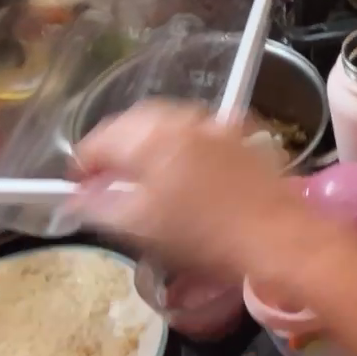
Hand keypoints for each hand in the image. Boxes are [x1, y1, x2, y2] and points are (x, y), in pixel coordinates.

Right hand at [69, 101, 320, 275]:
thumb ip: (100, 205)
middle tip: (110, 180)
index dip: (83, 165)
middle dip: (118, 148)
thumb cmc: (207, 236)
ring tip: (147, 176)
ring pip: (171, 124)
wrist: (279, 236)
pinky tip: (189, 169)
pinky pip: (205, 131)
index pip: (98, 140)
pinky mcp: (245, 135)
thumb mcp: (140, 226)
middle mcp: (183, 120)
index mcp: (149, 137)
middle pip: (134, 124)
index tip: (77, 186)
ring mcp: (218, 124)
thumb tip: (77, 195)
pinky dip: (188, 143)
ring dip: (152, 143)